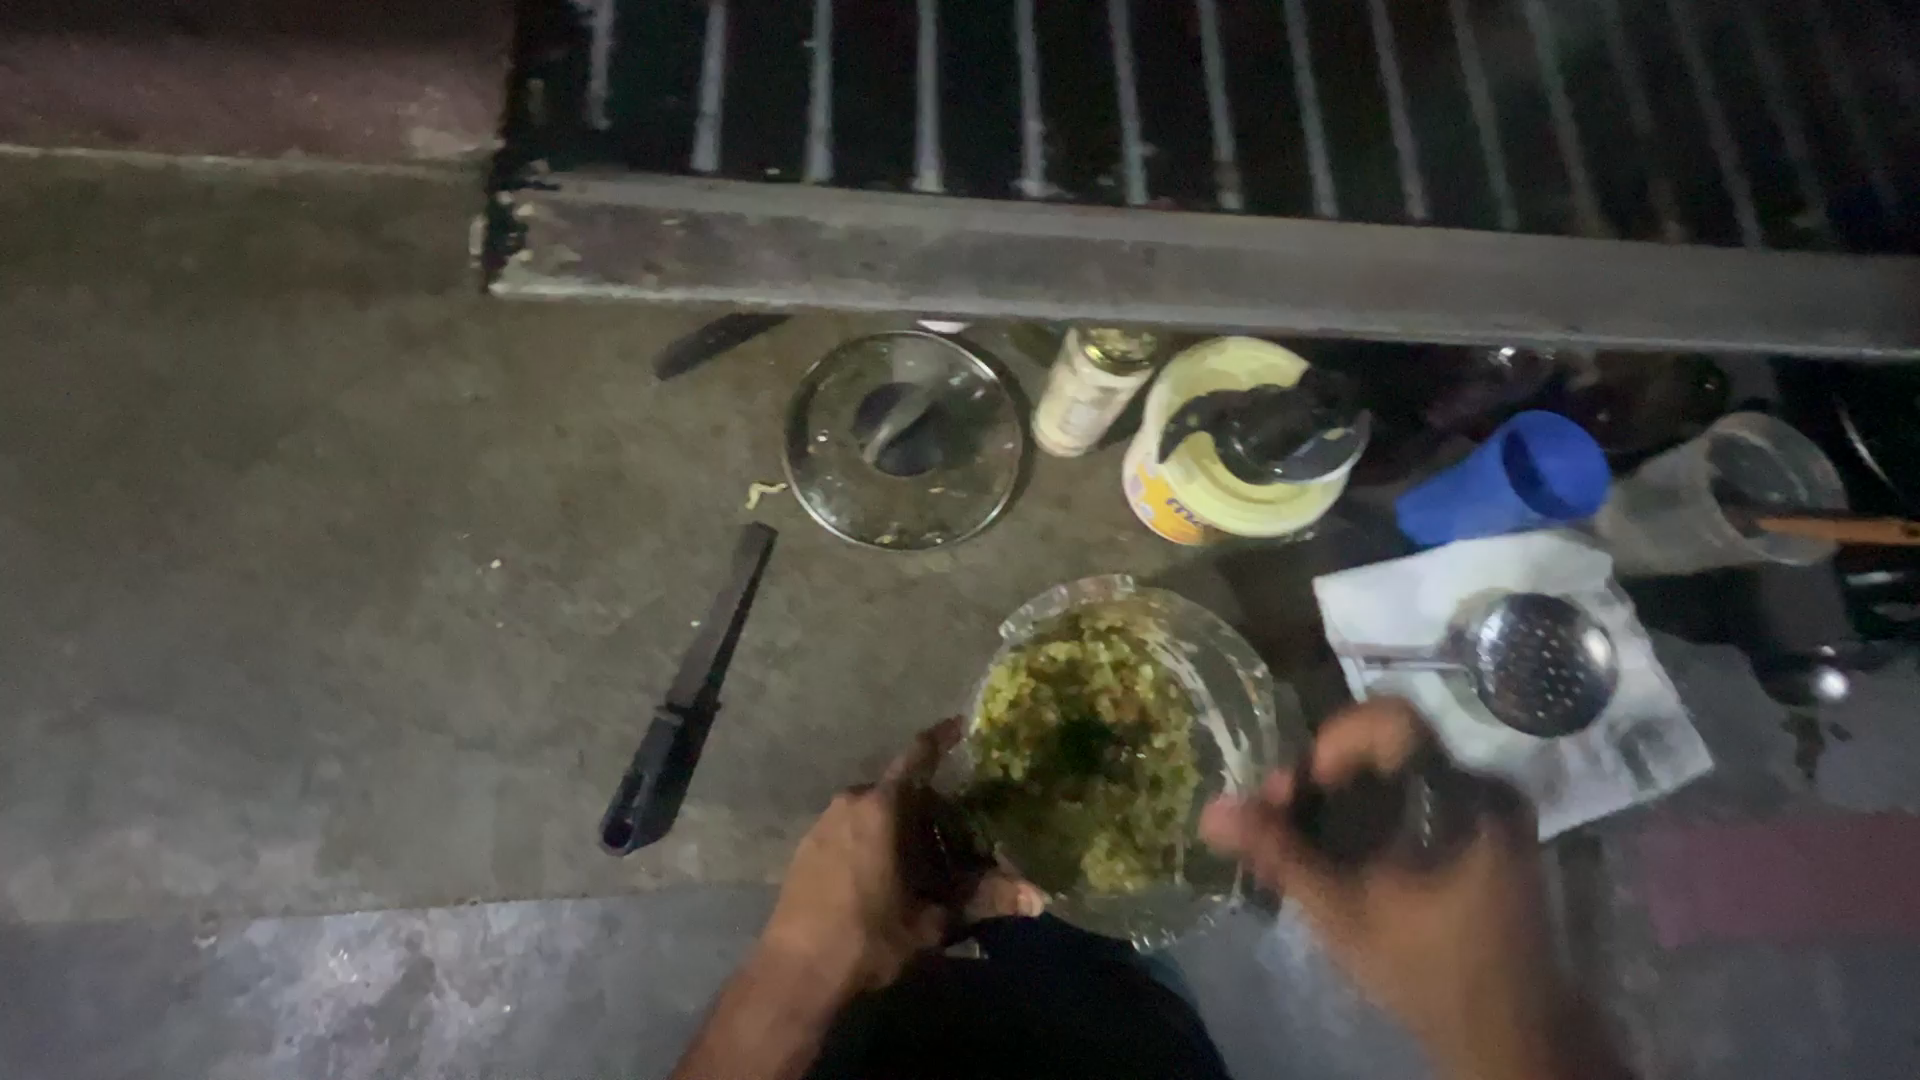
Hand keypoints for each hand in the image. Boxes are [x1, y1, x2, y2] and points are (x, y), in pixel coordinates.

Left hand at [673, 720, 1039, 1079]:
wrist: (795, 972)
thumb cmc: (869, 937)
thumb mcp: (931, 921)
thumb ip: (983, 900)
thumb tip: (1037, 898)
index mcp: (883, 805)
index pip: (918, 755)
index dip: (942, 738)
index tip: (961, 725)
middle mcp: (851, 801)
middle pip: (899, 788)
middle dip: (927, 803)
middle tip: (955, 828)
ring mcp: (824, 821)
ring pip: (872, 807)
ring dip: (898, 822)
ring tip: (922, 858)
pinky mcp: (807, 845)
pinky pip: (849, 825)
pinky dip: (872, 836)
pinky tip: (882, 872)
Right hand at [1200, 698, 1589, 1079]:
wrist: (1513, 1039)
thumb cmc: (1434, 973)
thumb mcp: (1345, 914)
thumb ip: (1279, 854)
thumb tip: (1211, 811)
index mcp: (1461, 798)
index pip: (1390, 721)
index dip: (1333, 741)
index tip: (1303, 789)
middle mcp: (1476, 786)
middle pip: (1376, 744)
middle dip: (1316, 776)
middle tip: (1279, 814)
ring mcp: (1477, 806)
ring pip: (1383, 767)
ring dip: (1328, 796)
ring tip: (1292, 837)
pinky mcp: (1469, 828)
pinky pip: (1400, 791)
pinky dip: (1354, 811)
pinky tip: (1324, 850)